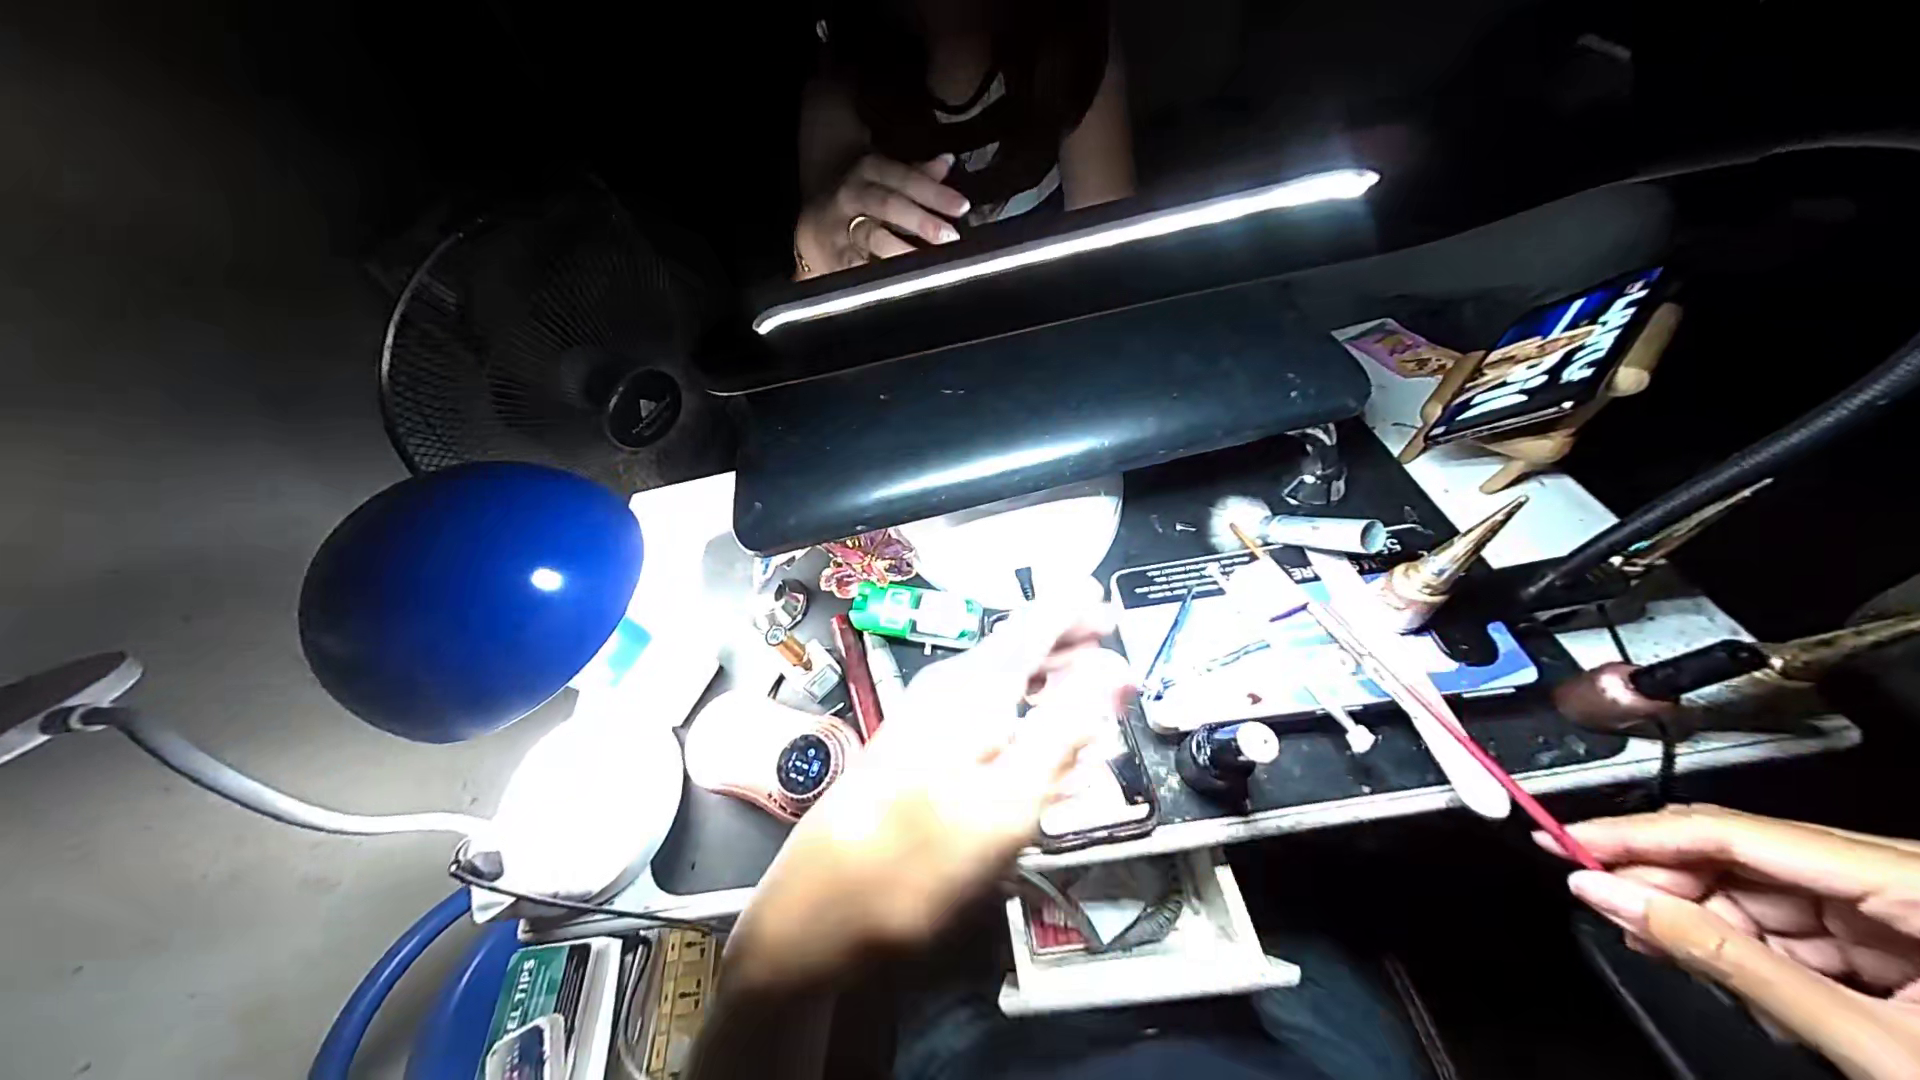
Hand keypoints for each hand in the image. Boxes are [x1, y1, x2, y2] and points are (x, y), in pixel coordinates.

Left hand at [723, 582, 1128, 992]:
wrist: (821, 905)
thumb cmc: (920, 857)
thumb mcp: (1008, 801)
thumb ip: (1061, 731)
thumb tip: (1107, 674)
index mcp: (972, 690)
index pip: (1029, 630)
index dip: (1068, 612)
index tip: (1097, 597)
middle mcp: (946, 691)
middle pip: (1014, 651)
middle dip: (1061, 644)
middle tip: (1101, 637)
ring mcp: (926, 719)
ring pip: (999, 683)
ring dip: (1043, 680)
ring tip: (1080, 683)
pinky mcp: (917, 751)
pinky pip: (983, 715)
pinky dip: (1018, 715)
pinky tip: (1035, 740)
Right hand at [793, 153, 968, 278]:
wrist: (811, 223)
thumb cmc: (859, 201)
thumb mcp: (883, 179)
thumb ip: (915, 175)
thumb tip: (947, 162)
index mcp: (870, 170)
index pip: (906, 177)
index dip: (934, 192)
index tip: (962, 207)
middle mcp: (853, 193)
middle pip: (888, 204)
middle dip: (920, 221)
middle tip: (949, 237)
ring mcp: (839, 225)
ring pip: (871, 236)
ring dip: (901, 250)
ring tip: (927, 263)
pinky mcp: (832, 255)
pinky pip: (855, 266)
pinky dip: (875, 274)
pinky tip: (897, 282)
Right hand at [1541, 804, 1919, 1078]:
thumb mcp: (1870, 1045)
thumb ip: (1720, 957)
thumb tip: (1599, 891)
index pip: (1738, 831)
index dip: (1635, 833)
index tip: (1560, 839)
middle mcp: (1917, 878)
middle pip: (1748, 853)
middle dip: (1668, 880)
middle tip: (1601, 899)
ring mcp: (1915, 906)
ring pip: (1766, 885)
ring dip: (1704, 915)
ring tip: (1658, 941)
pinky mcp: (1910, 935)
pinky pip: (1800, 917)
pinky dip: (1750, 941)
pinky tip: (1722, 964)